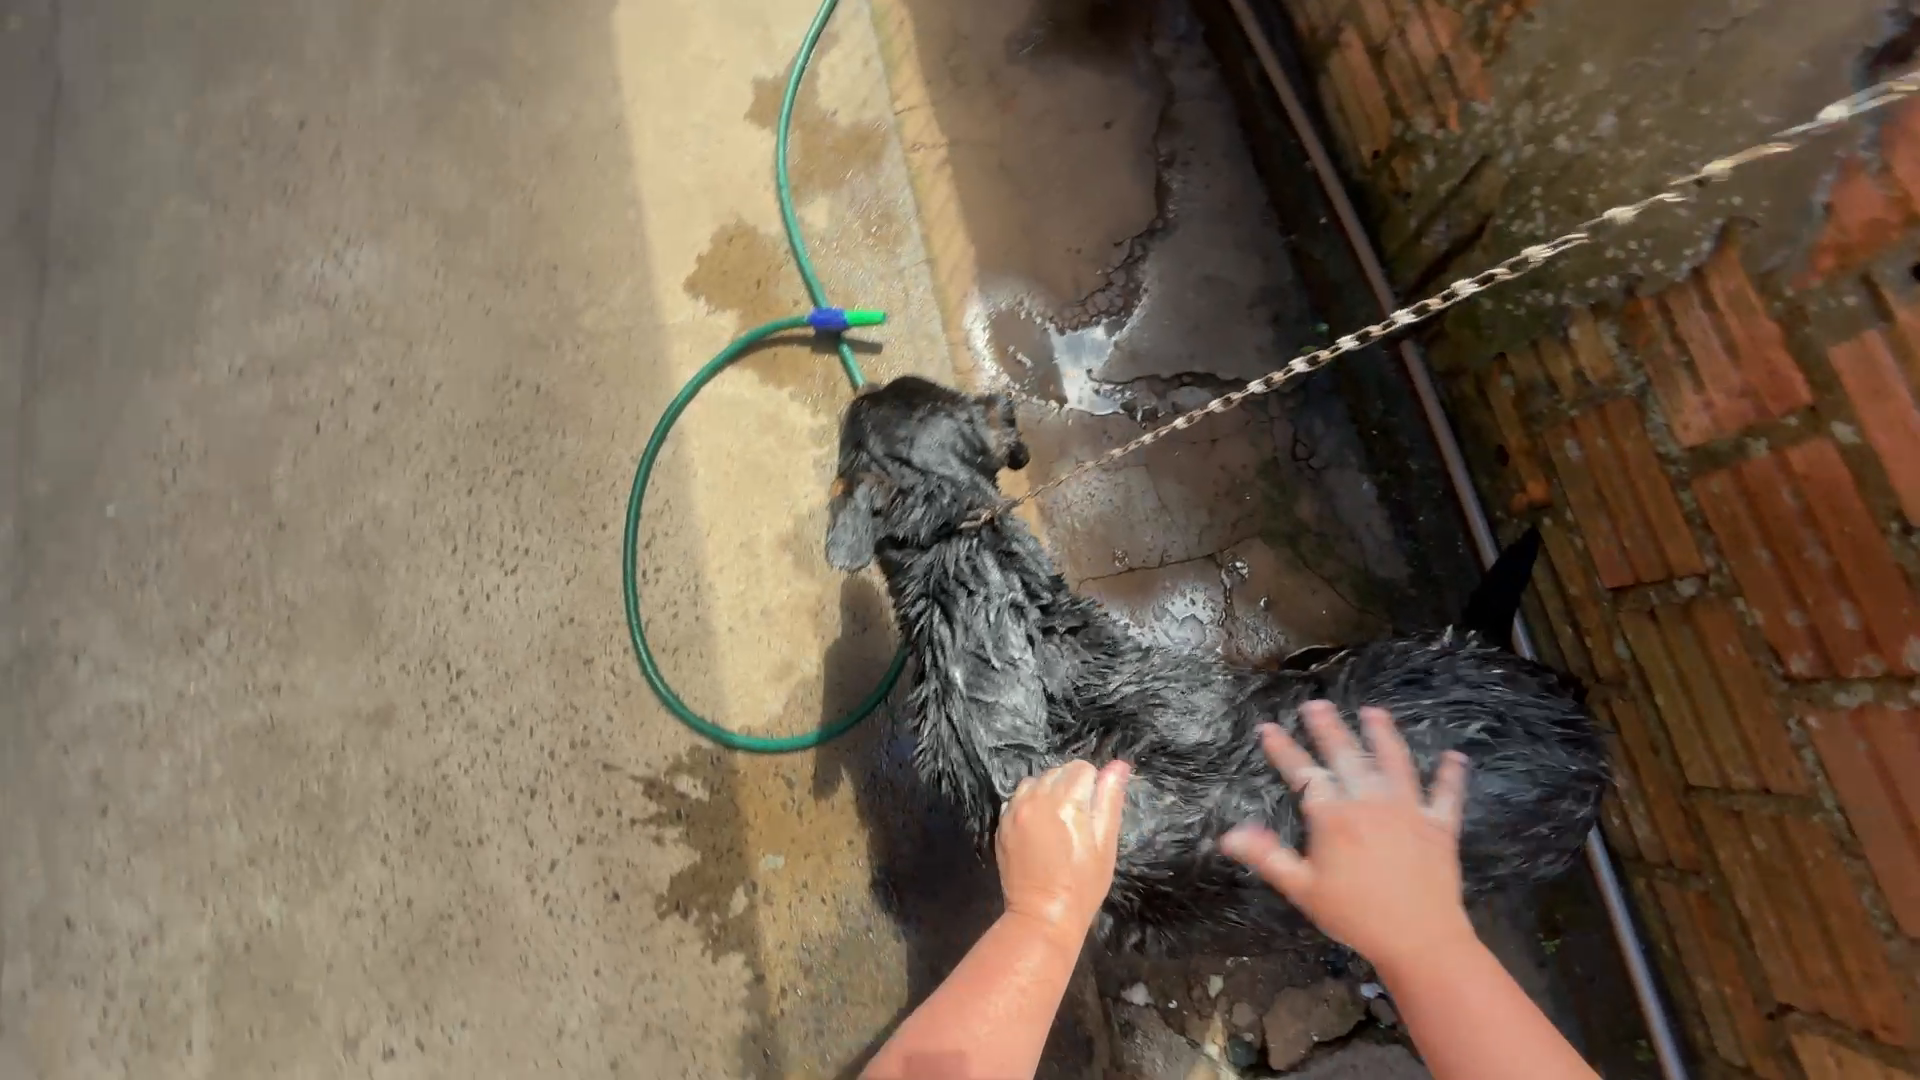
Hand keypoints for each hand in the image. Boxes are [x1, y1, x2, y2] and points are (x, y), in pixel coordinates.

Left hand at [995, 759, 1131, 945]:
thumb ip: (1110, 798)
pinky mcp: (1001, 824)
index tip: (1093, 812)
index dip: (1093, 786)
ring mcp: (1014, 810)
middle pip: (1057, 772)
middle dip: (1070, 787)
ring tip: (1056, 823)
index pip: (1082, 768)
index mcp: (1066, 800)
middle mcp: (1036, 797)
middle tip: (1078, 821)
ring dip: (1047, 793)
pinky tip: (1037, 830)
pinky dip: (1028, 806)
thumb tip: (1119, 765)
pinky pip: (1017, 800)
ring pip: (1035, 782)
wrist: (1043, 915)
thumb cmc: (1083, 882)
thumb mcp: (1105, 842)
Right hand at [1219, 701, 1474, 971]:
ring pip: (1394, 764)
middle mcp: (1369, 805)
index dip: (1283, 750)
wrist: (1422, 943)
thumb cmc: (1356, 916)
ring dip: (1383, 736)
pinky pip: (1446, 796)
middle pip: (1346, 757)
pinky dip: (1450, 775)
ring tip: (1374, 712)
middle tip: (1316, 704)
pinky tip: (1454, 756)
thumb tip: (1229, 835)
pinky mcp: (1439, 828)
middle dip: (1329, 728)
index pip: (1303, 774)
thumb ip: (1266, 857)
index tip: (1267, 728)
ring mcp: (1407, 812)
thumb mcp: (1302, 888)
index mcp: (1334, 818)